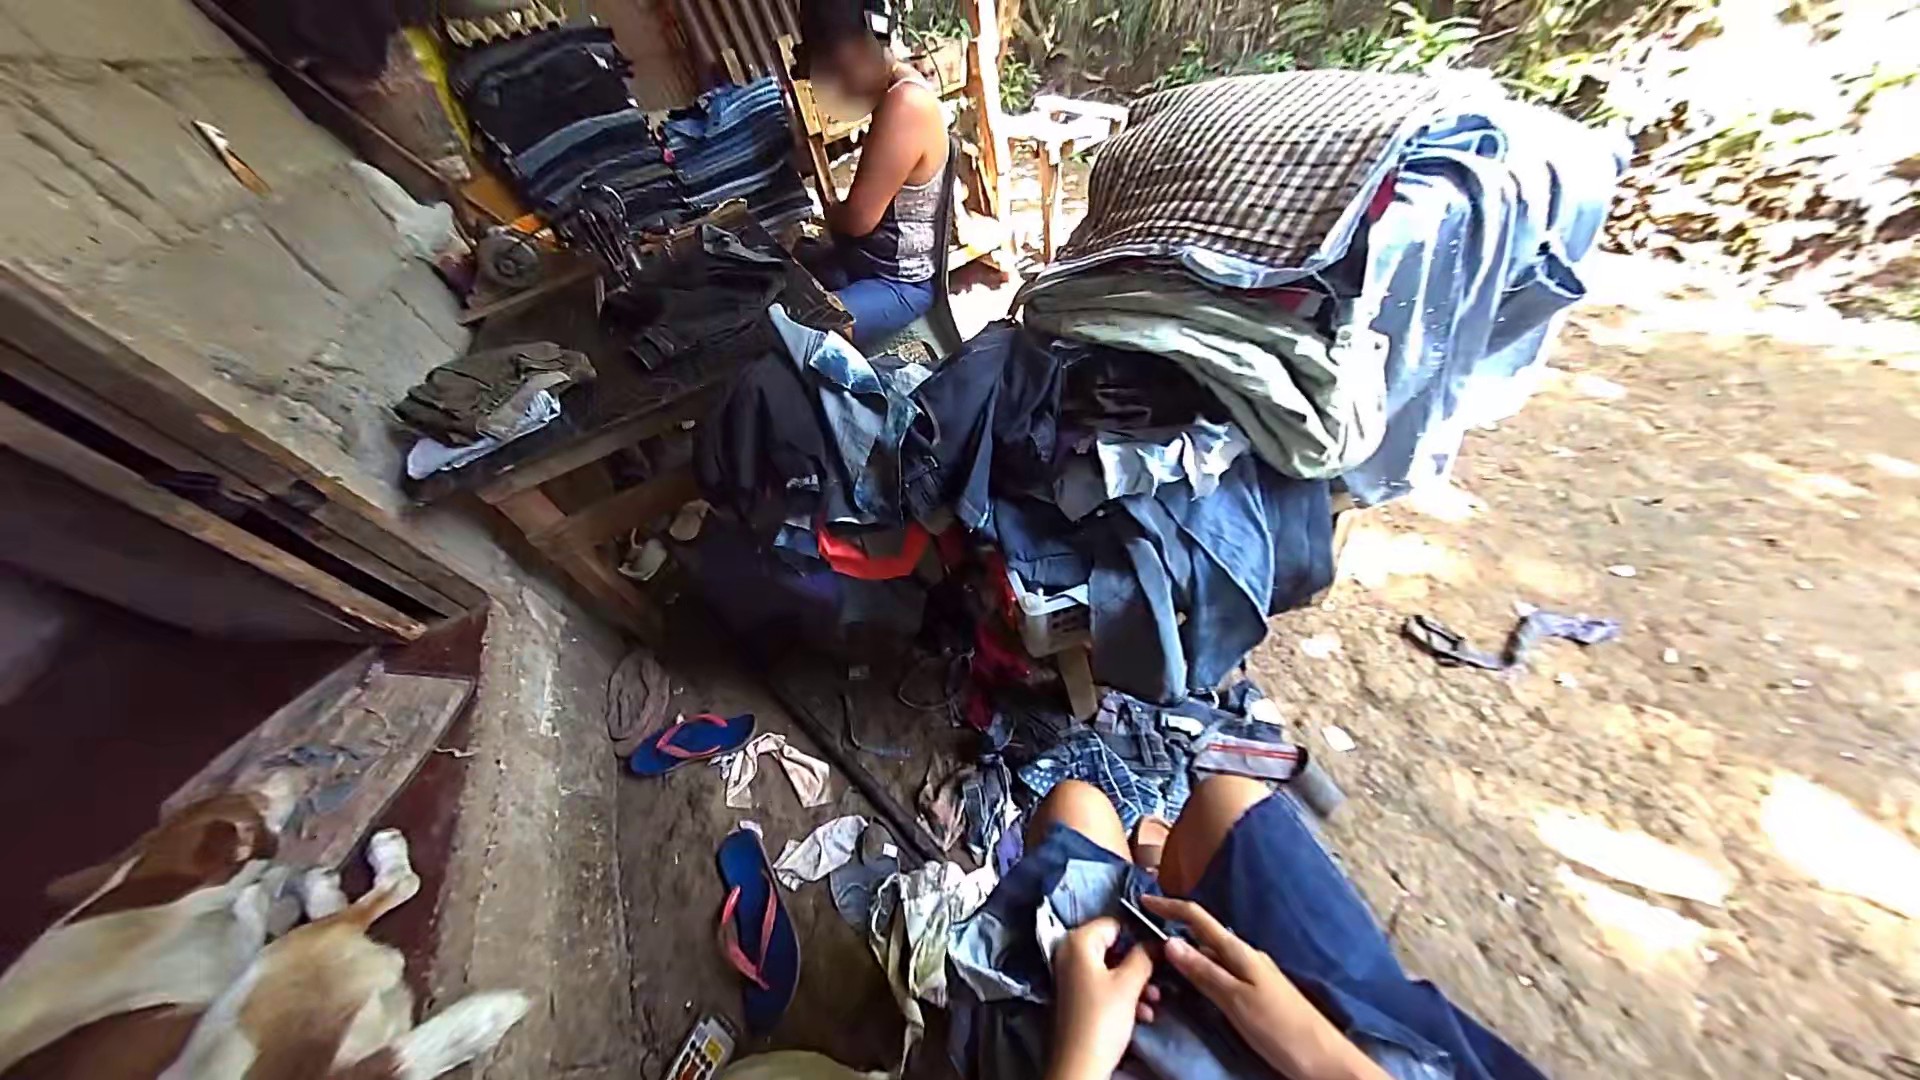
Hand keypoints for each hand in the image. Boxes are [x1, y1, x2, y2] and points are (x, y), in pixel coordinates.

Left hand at [1048, 916, 1157, 1079]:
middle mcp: (1070, 950)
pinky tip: (1142, 1014)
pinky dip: (1121, 995)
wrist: (1078, 1066)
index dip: (1137, 935)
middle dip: (1138, 965)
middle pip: (1111, 947)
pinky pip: (1101, 985)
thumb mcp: (1128, 986)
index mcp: (1078, 940)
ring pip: (1109, 969)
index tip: (1159, 951)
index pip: (1113, 923)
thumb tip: (1156, 941)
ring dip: (1134, 983)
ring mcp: (1070, 974)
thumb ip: (1143, 958)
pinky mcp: (1075, 995)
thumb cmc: (1101, 1018)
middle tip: (1159, 981)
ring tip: (1154, 1002)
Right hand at [1141, 896, 1385, 1079]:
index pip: (1197, 916)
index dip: (1169, 906)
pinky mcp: (1258, 993)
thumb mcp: (1236, 1001)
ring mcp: (1253, 973)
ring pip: (1211, 955)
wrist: (1331, 1065)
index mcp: (1238, 950)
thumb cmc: (1282, 1030)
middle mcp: (1244, 954)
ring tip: (1163, 964)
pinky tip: (1195, 985)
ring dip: (1187, 953)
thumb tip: (1169, 941)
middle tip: (1146, 941)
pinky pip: (1221, 971)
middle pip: (1202, 933)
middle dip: (1174, 930)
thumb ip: (1203, 971)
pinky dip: (1202, 971)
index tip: (1143, 900)